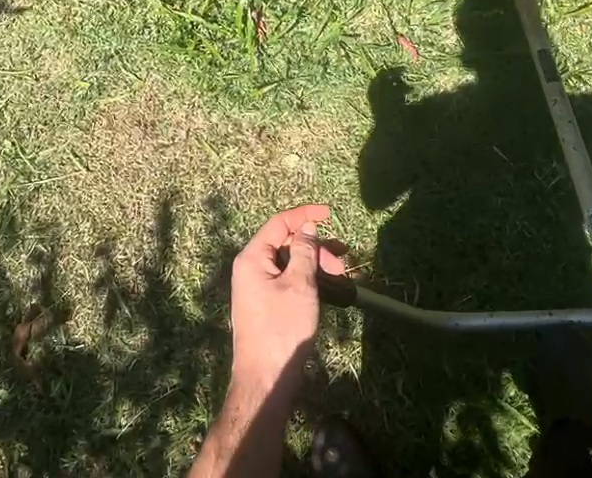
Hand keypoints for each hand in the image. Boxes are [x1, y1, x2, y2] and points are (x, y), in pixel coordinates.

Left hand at [228, 204, 345, 398]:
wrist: (266, 379)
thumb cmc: (282, 329)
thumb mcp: (299, 285)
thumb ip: (304, 251)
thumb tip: (306, 227)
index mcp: (252, 257)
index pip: (279, 223)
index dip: (304, 215)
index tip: (330, 214)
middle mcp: (250, 267)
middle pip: (285, 243)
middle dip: (315, 247)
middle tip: (341, 262)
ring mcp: (256, 286)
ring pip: (288, 263)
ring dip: (314, 264)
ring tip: (340, 276)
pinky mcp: (265, 303)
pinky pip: (287, 280)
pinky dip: (306, 279)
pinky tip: (326, 289)